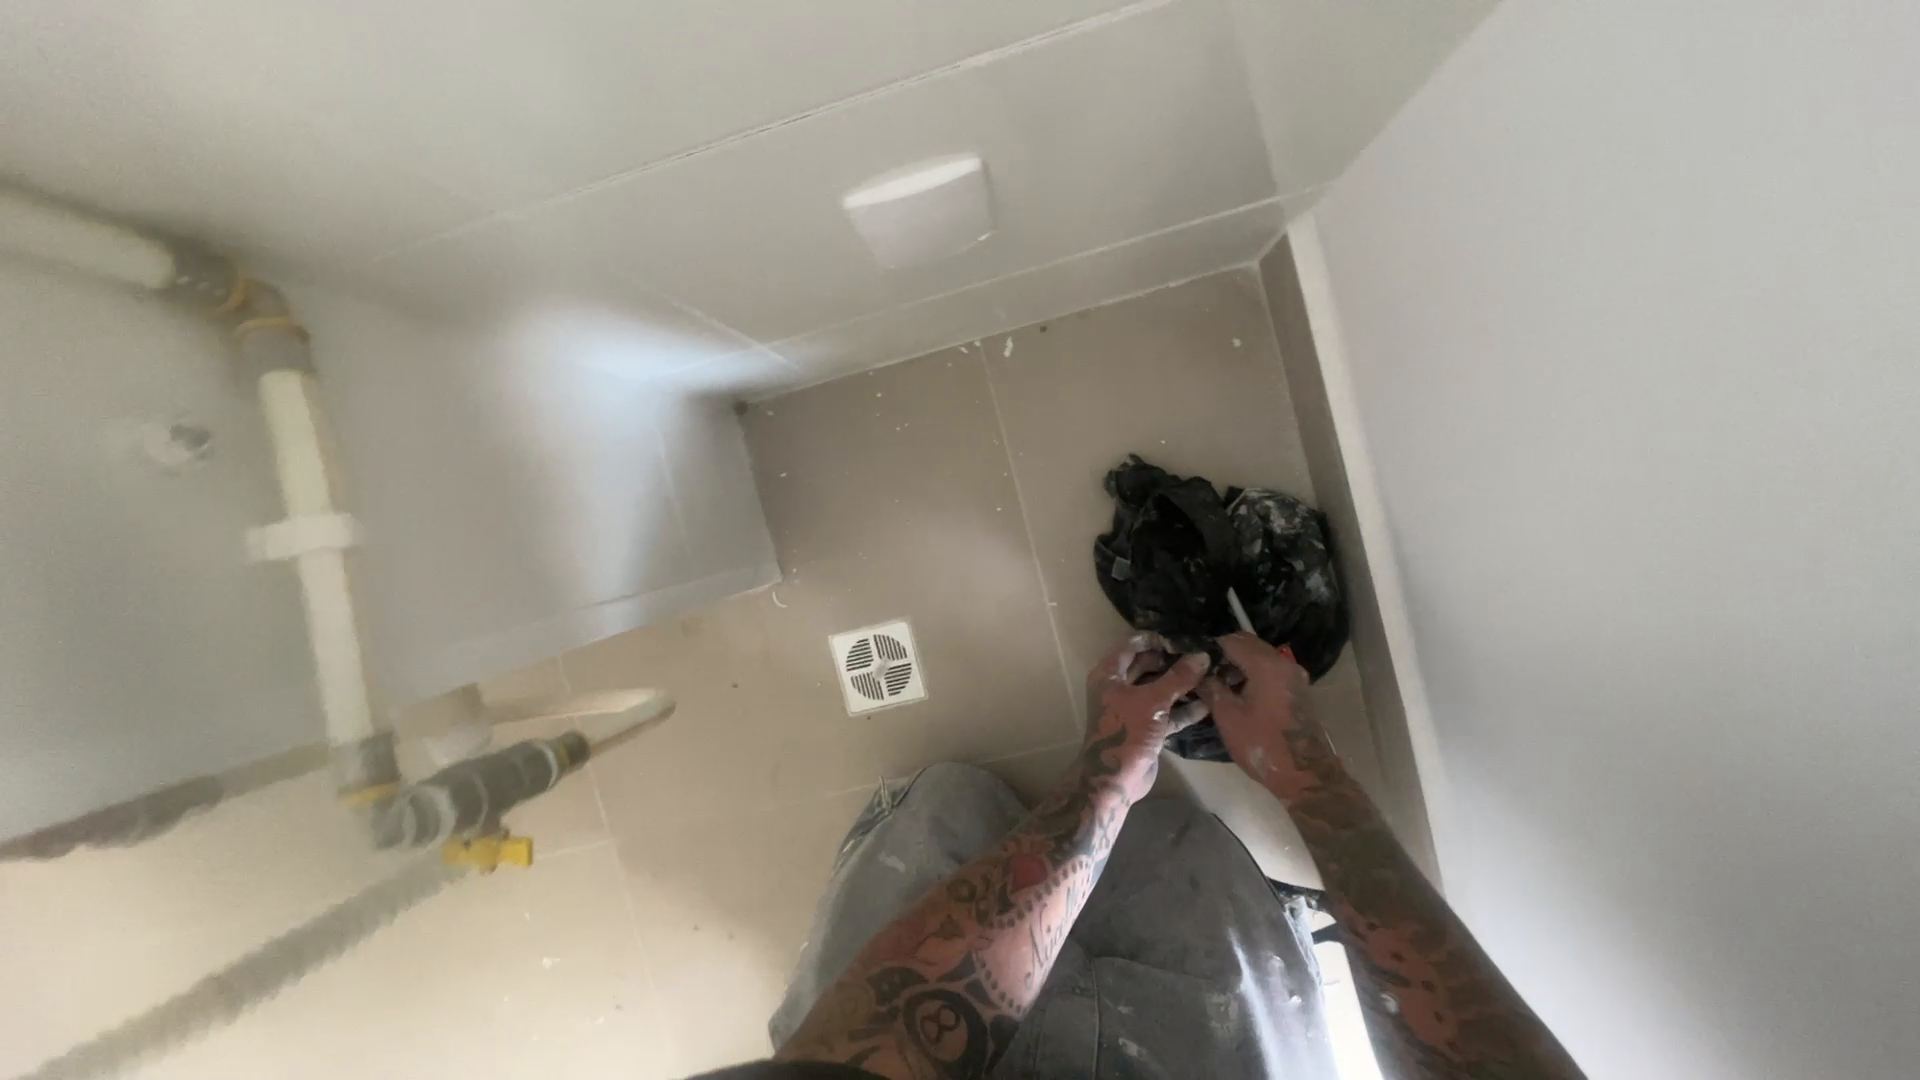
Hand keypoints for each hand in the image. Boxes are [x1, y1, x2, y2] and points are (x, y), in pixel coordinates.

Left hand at [1084, 634, 1210, 798]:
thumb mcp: (1153, 700)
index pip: (1130, 646)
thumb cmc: (1127, 731)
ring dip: (1180, 685)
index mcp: (1108, 674)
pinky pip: (1165, 712)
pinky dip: (1182, 709)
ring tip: (1209, 675)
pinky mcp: (1144, 727)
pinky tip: (1206, 704)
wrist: (1115, 778)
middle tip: (1200, 655)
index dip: (1154, 639)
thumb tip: (1202, 655)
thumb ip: (1178, 677)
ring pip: (1157, 690)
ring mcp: (1131, 708)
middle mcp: (1117, 687)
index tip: (1180, 637)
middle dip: (1171, 662)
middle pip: (1146, 666)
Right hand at [1198, 632, 1325, 795]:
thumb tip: (1199, 673)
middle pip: (1249, 644)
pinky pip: (1272, 671)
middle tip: (1204, 671)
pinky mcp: (1299, 690)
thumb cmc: (1262, 744)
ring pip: (1261, 657)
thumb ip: (1211, 688)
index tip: (1193, 660)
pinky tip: (1240, 693)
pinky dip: (1255, 674)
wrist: (1306, 775)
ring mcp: (1295, 677)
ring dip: (1240, 664)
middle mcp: (1284, 663)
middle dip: (1225, 653)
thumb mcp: (1228, 717)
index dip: (1210, 647)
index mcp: (1266, 665)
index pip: (1232, 640)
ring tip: (1219, 684)